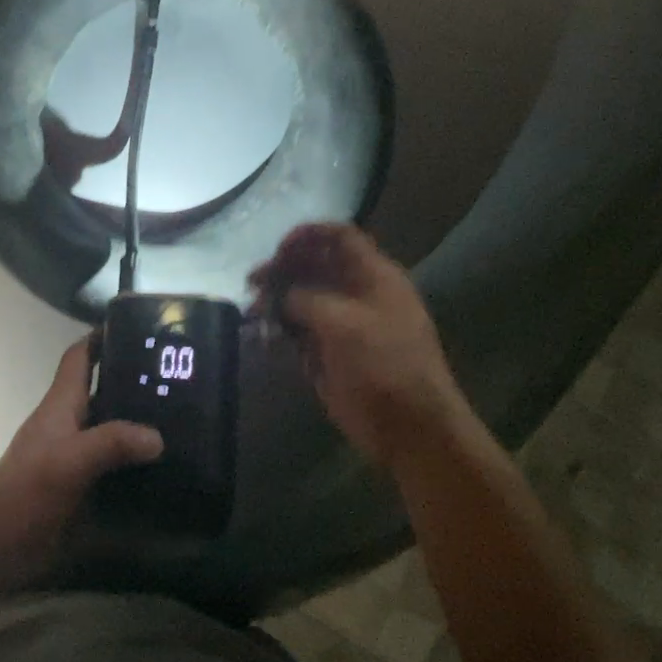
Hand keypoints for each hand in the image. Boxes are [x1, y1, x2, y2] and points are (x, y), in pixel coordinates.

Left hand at [0, 339, 162, 592]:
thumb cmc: (25, 493)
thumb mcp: (68, 461)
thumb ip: (110, 443)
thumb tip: (158, 436)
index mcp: (61, 406)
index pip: (80, 357)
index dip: (103, 337)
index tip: (141, 328)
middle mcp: (71, 425)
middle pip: (105, 392)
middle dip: (139, 383)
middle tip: (186, 381)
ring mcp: (76, 458)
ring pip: (115, 431)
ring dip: (144, 426)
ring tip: (190, 423)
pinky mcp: (83, 489)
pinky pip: (117, 467)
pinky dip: (140, 464)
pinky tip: (171, 470)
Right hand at [248, 223, 471, 460]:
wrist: (409, 426)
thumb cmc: (384, 365)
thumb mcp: (343, 323)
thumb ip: (306, 299)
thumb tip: (279, 296)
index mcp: (374, 277)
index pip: (340, 238)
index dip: (308, 235)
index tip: (278, 249)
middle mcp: (358, 295)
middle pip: (316, 266)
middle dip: (284, 269)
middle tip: (253, 283)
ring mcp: (344, 325)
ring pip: (304, 299)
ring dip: (277, 300)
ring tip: (252, 311)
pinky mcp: (331, 354)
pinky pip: (300, 331)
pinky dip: (281, 329)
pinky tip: (262, 334)